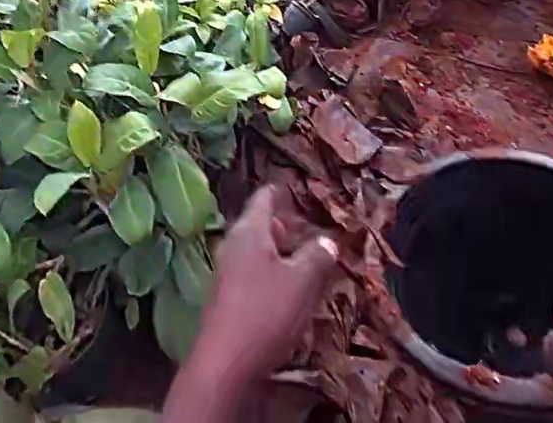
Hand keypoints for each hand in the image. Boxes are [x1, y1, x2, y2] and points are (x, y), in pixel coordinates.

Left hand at [178, 188, 337, 393]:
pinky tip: (285, 296)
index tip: (292, 188)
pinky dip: (268, 276)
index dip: (279, 191)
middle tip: (306, 231)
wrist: (223, 365)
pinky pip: (249, 276)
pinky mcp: (224, 298)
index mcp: (249, 231)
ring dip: (277, 255)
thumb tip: (328, 242)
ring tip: (302, 265)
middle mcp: (233, 244)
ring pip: (255, 252)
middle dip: (283, 228)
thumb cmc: (264, 312)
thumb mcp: (301, 283)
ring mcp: (225, 272)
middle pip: (259, 226)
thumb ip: (317, 257)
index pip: (264, 198)